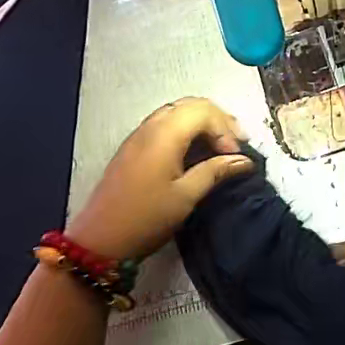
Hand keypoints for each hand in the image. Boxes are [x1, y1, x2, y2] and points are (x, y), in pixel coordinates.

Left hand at [67, 98, 254, 259]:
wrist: (100, 239)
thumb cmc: (146, 218)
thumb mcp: (186, 196)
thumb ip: (215, 172)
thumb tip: (243, 161)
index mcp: (165, 134)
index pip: (204, 112)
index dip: (225, 130)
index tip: (235, 157)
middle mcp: (151, 126)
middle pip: (191, 105)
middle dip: (218, 120)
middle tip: (235, 144)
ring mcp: (139, 135)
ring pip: (177, 112)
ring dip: (202, 124)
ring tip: (220, 147)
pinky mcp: (134, 147)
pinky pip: (165, 124)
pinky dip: (187, 130)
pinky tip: (196, 151)